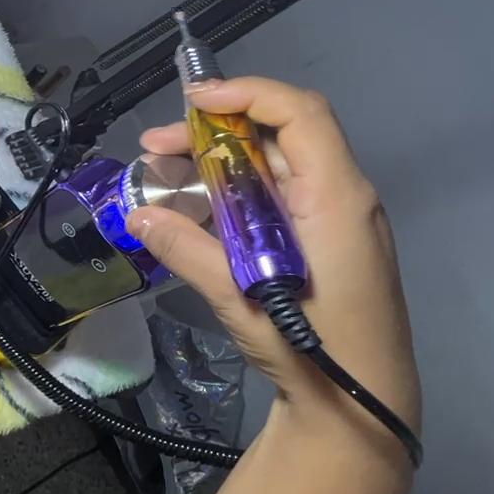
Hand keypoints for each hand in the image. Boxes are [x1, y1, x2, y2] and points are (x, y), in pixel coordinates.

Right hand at [127, 77, 419, 454]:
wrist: (356, 398)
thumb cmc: (309, 341)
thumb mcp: (239, 294)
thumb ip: (187, 249)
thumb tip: (136, 216)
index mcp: (335, 197)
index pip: (299, 116)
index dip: (247, 95)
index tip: (191, 101)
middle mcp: (338, 196)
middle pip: (279, 137)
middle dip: (214, 132)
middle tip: (154, 149)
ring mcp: (330, 220)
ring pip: (272, 169)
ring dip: (216, 164)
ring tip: (162, 177)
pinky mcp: (317, 242)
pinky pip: (272, 200)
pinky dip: (230, 194)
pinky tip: (193, 213)